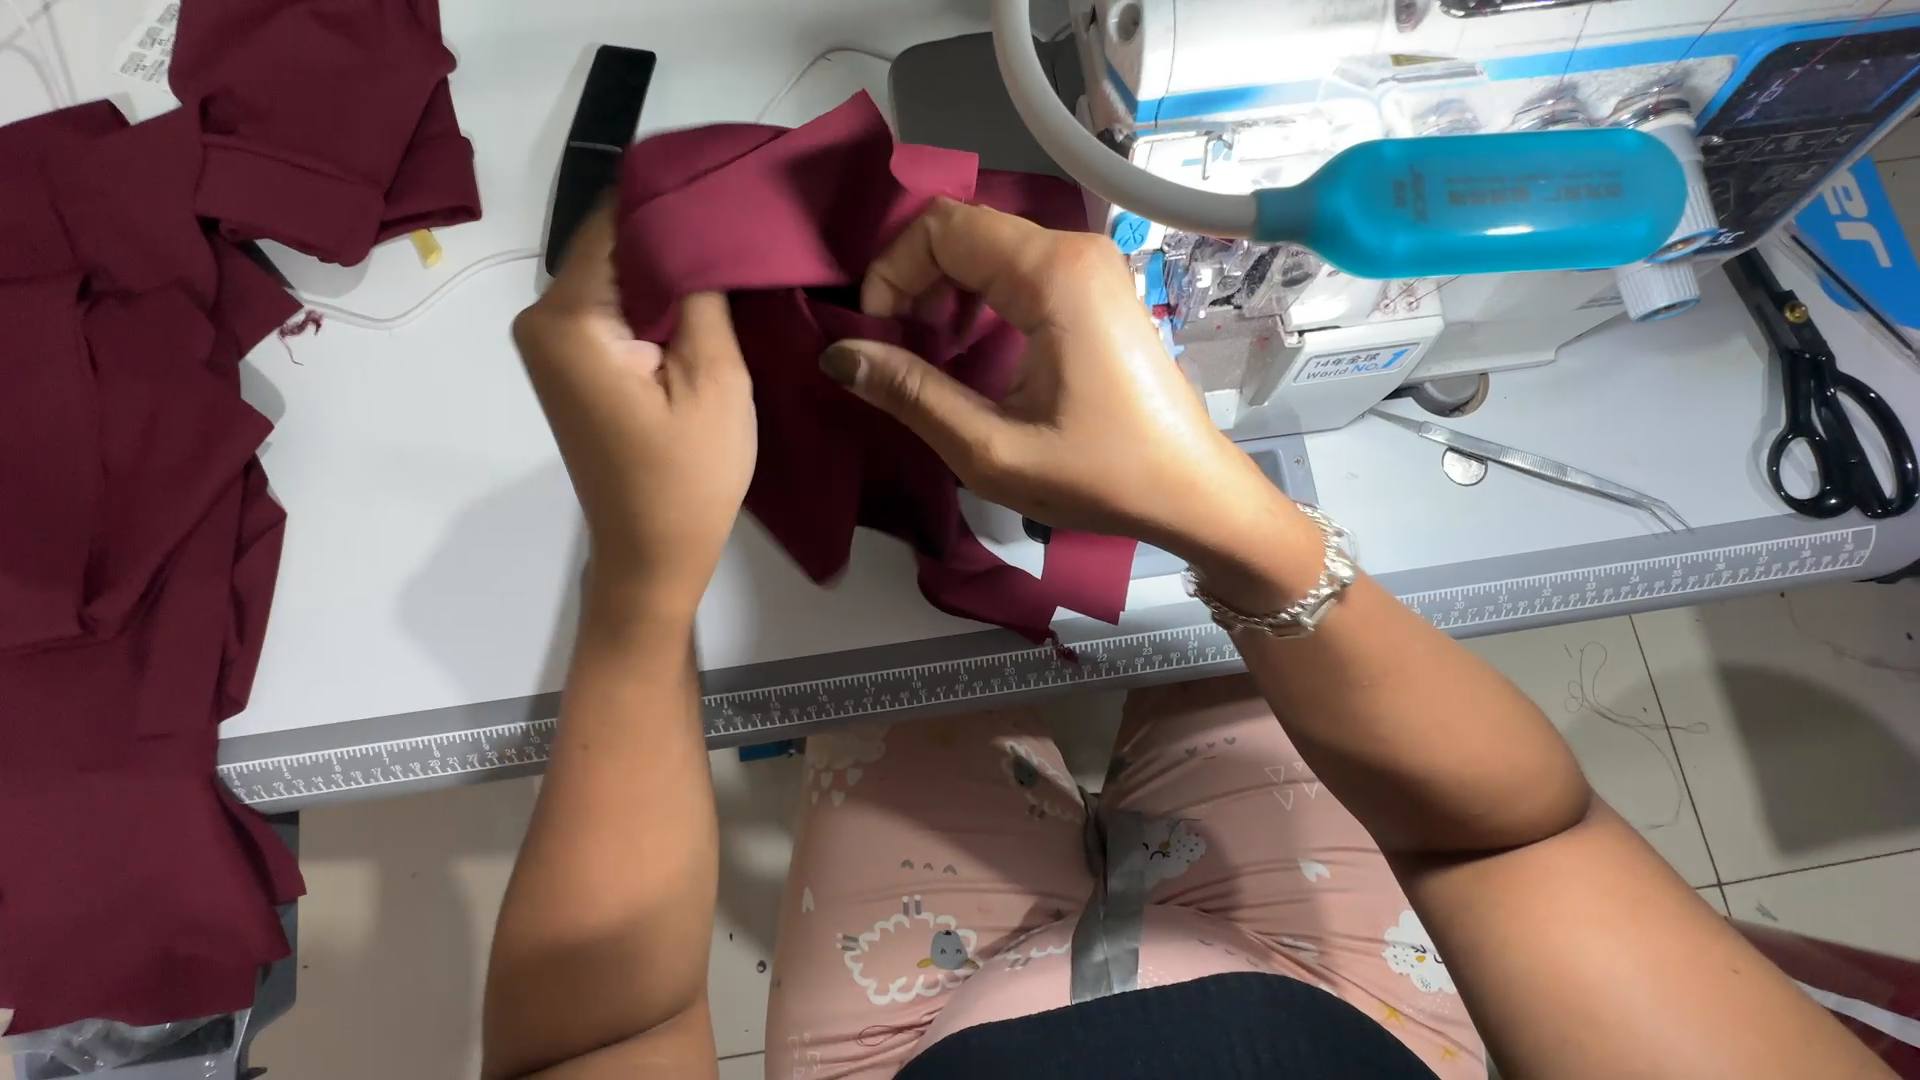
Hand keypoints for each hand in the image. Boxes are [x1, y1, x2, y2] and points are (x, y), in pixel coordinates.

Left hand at [513, 204, 755, 620]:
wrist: (653, 558)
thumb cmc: (689, 480)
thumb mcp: (717, 382)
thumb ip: (705, 296)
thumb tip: (703, 231)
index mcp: (569, 320)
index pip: (616, 221)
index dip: (674, 200)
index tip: (732, 190)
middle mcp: (542, 321)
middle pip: (612, 247)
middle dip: (674, 235)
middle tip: (743, 228)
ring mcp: (552, 346)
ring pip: (617, 278)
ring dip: (670, 271)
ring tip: (733, 263)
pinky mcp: (572, 367)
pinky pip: (616, 312)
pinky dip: (656, 304)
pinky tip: (703, 305)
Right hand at [820, 198, 1316, 601]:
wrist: (1189, 491)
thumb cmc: (1101, 476)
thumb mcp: (992, 450)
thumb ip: (912, 395)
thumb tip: (841, 356)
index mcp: (1054, 275)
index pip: (943, 227)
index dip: (891, 272)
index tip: (876, 336)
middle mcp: (1075, 250)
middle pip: (964, 229)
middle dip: (913, 280)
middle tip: (896, 347)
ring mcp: (1091, 266)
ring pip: (989, 248)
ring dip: (943, 290)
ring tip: (928, 352)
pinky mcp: (1096, 289)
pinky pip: (1018, 270)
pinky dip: (978, 299)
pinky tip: (970, 348)